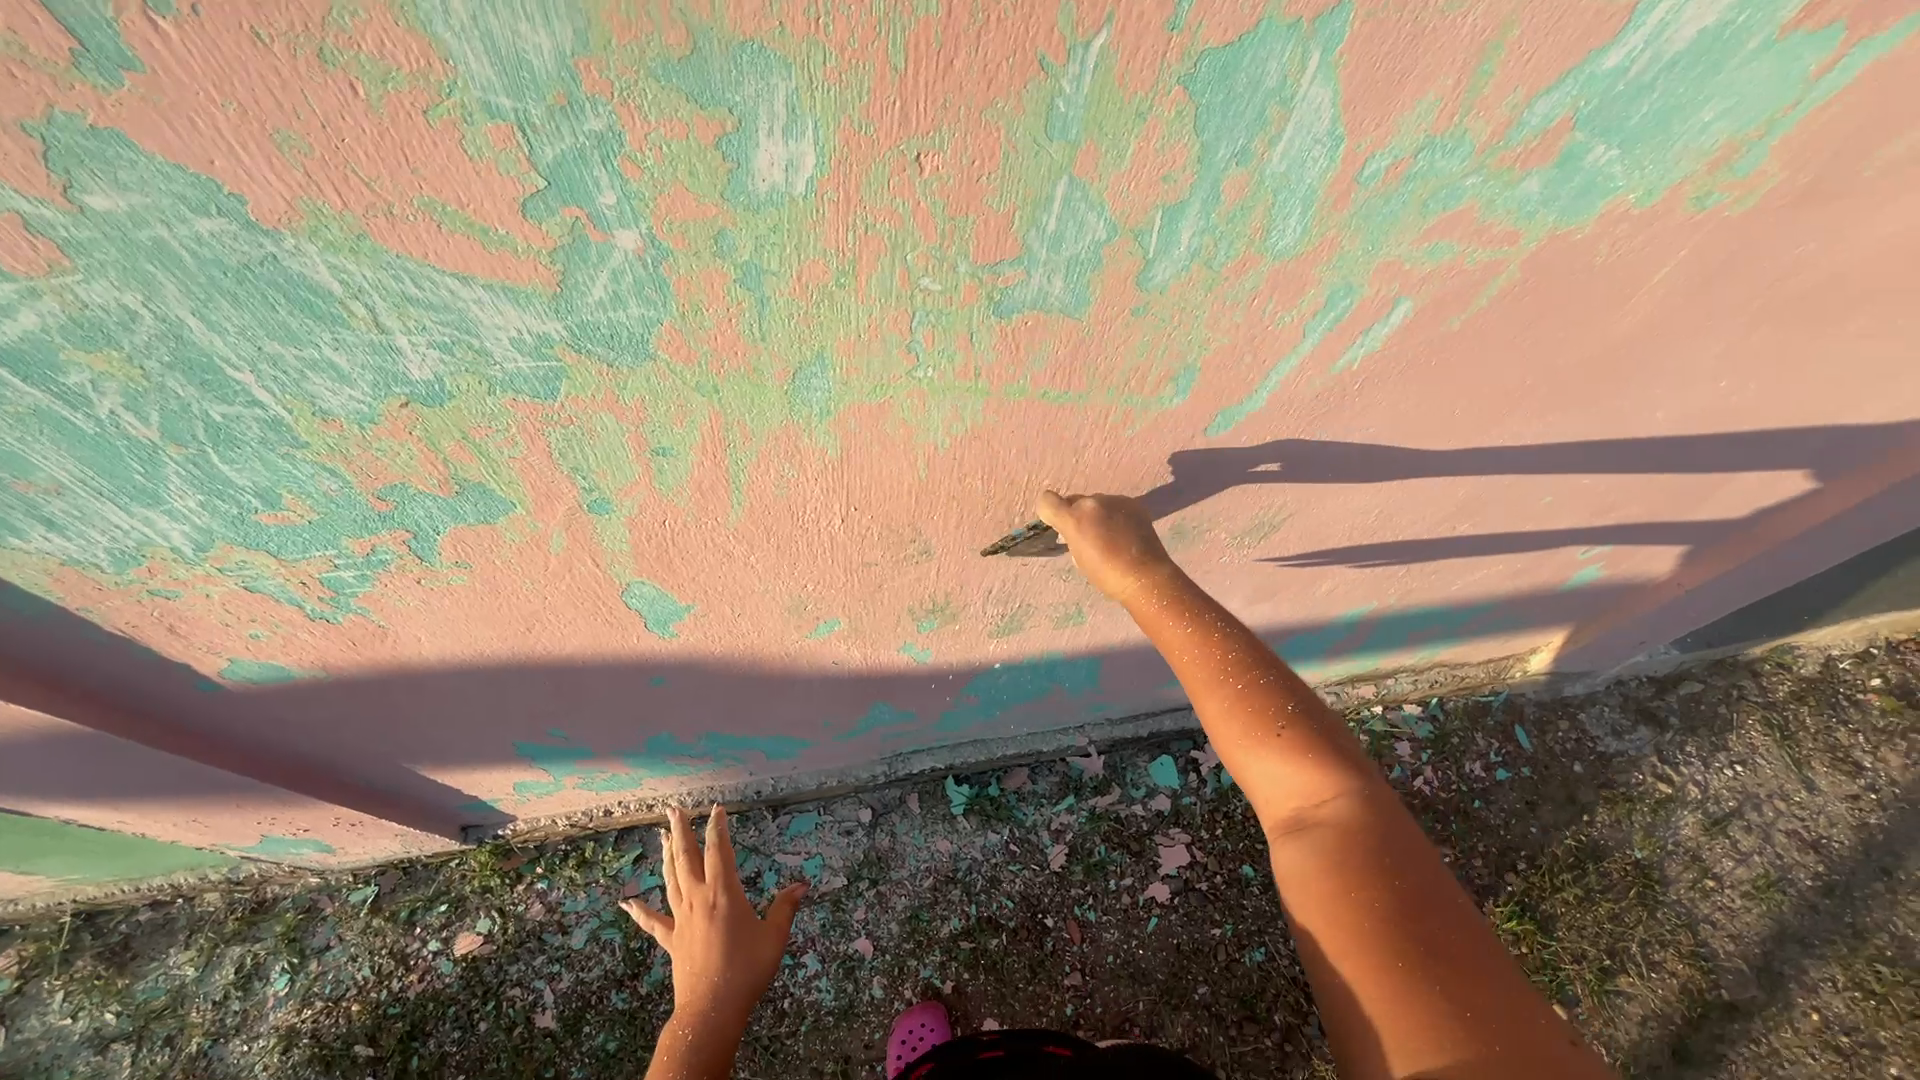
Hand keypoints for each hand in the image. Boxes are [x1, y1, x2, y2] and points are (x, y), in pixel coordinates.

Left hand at [621, 805, 806, 1027]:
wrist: (712, 1009)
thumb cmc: (747, 969)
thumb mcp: (774, 936)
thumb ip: (785, 908)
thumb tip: (801, 886)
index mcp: (723, 893)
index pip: (718, 850)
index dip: (717, 828)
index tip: (717, 809)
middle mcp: (698, 899)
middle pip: (686, 858)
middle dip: (681, 831)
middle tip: (674, 809)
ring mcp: (681, 919)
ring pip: (670, 880)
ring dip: (666, 856)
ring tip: (662, 836)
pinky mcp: (672, 940)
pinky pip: (652, 922)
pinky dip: (639, 911)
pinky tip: (627, 903)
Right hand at [1036, 491, 1180, 603]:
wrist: (1145, 576)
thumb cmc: (1106, 575)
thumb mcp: (1078, 558)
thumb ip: (1070, 536)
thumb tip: (1074, 530)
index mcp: (1074, 518)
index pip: (1047, 500)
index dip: (1050, 512)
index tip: (1059, 526)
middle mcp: (1092, 502)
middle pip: (1074, 501)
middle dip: (1077, 515)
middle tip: (1089, 537)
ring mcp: (1114, 500)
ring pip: (1095, 503)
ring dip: (1097, 515)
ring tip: (1110, 537)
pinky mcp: (1133, 503)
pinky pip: (1115, 505)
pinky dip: (1115, 515)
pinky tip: (1125, 533)